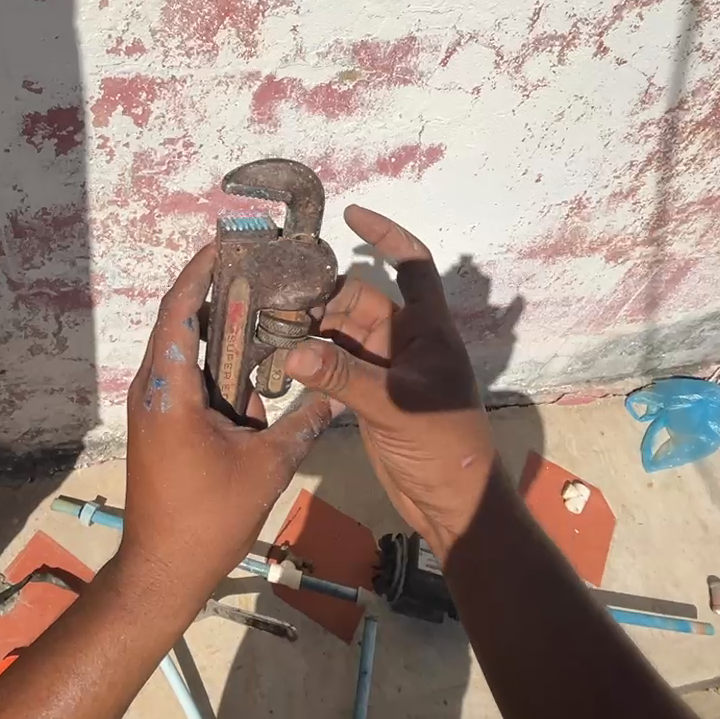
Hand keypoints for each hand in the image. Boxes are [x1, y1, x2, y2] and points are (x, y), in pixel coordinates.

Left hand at [116, 242, 336, 608]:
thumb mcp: (266, 468)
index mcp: (169, 389)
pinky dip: (216, 366)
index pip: (178, 312)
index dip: (197, 273)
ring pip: (184, 352)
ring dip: (216, 330)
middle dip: (212, 291)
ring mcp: (155, 406)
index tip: (224, 246)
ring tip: (260, 307)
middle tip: (254, 269)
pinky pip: (188, 379)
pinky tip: (252, 367)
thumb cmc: (207, 517)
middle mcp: (154, 388)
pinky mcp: (162, 424)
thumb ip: (303, 425)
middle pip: (179, 322)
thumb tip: (338, 399)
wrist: (161, 571)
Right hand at [282, 206, 497, 558]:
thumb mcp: (396, 405)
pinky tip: (279, 357)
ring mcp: (383, 366)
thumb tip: (291, 350)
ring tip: (267, 326)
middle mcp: (403, 339)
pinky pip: (332, 363)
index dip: (386, 235)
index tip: (351, 215)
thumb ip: (342, 376)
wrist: (451, 503)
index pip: (412, 264)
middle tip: (273, 298)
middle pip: (357, 299)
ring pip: (339, 331)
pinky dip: (309, 358)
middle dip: (321, 296)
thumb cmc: (444, 445)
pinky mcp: (366, 392)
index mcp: (427, 328)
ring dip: (309, 329)